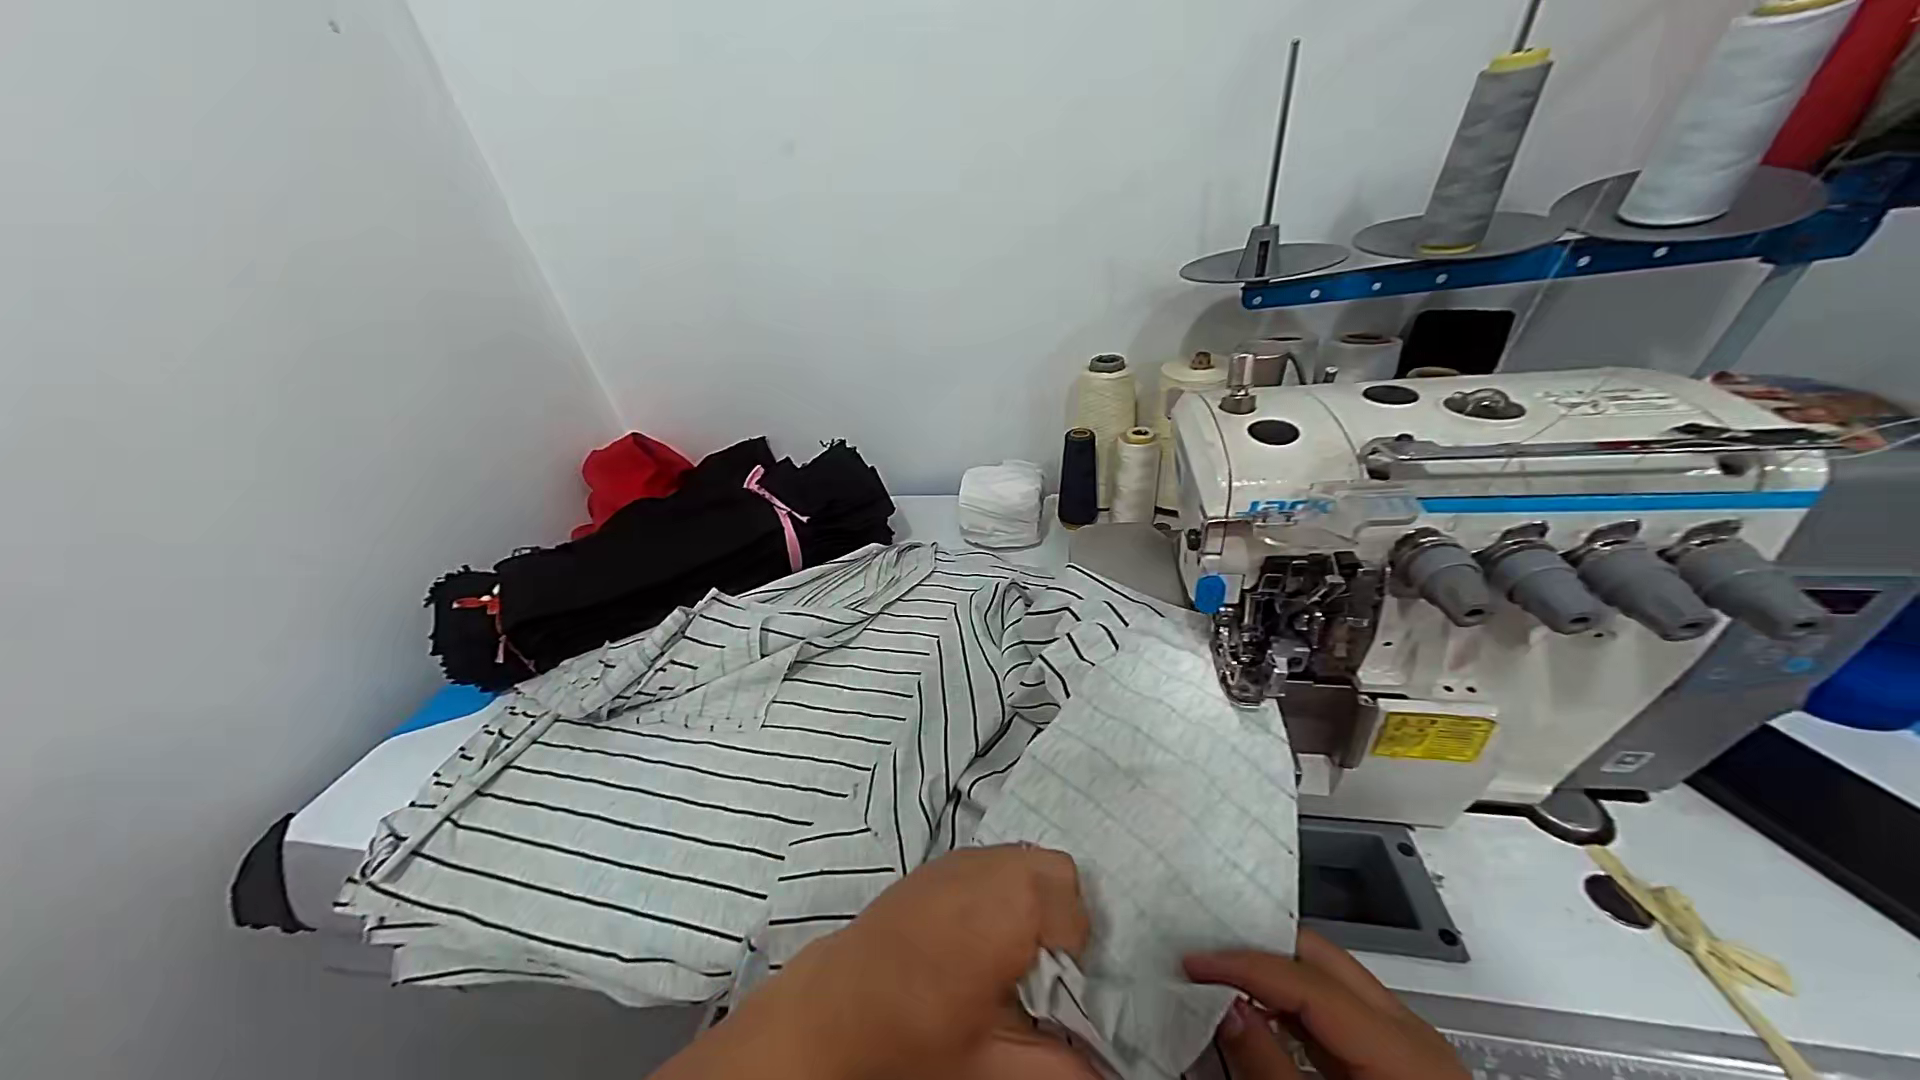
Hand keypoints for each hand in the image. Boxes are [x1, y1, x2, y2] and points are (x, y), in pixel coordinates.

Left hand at [652, 844, 1097, 1079]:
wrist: (830, 1016)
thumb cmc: (912, 1039)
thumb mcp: (997, 1068)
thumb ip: (1067, 1067)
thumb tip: (1112, 1072)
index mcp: (1008, 905)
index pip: (1077, 902)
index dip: (1077, 948)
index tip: (1056, 985)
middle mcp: (985, 866)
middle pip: (1054, 869)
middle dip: (1059, 915)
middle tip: (1037, 969)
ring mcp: (956, 859)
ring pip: (1022, 861)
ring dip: (1029, 899)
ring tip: (1006, 954)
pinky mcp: (934, 865)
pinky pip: (990, 863)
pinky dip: (999, 889)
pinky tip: (973, 937)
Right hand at [1185, 929, 1468, 1079]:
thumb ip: (1271, 1067)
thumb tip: (1229, 1010)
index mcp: (1402, 1051)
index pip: (1306, 978)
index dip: (1242, 965)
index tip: (1195, 963)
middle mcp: (1413, 1033)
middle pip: (1319, 956)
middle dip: (1257, 950)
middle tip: (1207, 956)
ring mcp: (1411, 1042)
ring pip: (1328, 972)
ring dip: (1273, 970)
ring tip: (1225, 978)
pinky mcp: (1399, 1058)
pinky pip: (1338, 1003)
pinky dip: (1294, 997)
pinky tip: (1263, 1009)